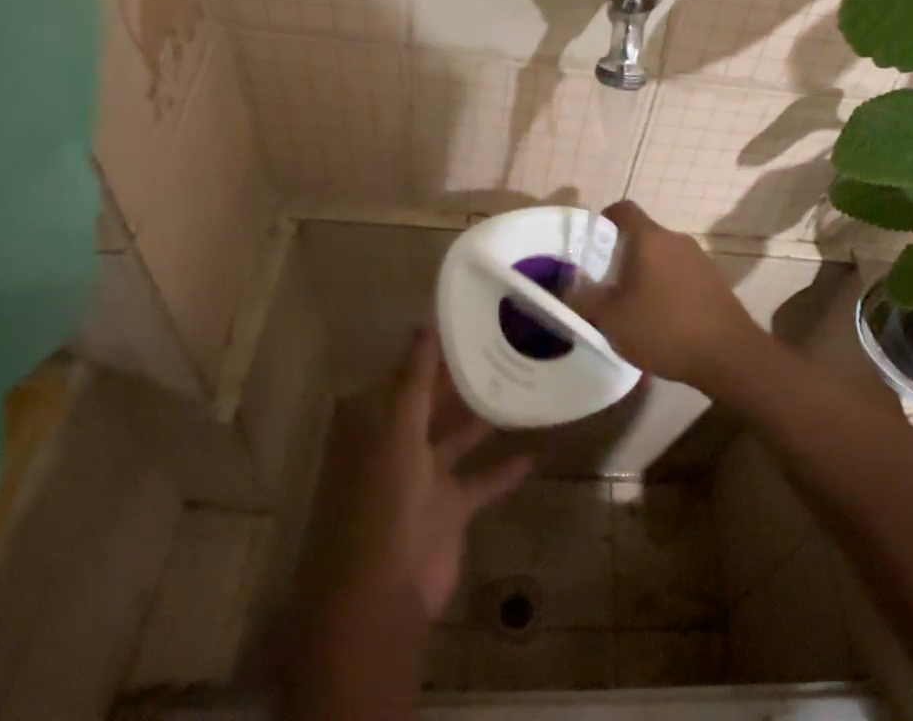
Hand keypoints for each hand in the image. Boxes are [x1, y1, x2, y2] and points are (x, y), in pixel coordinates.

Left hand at [335, 328, 532, 618]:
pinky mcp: (452, 510)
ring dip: (486, 420)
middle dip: (462, 382)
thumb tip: (423, 325)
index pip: (404, 379)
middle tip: (504, 348)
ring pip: (459, 440)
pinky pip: (483, 481)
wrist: (387, 589)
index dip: (428, 353)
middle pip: (433, 407)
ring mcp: (425, 481)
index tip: (464, 323)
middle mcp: (398, 449)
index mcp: (377, 428)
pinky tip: (536, 450)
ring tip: (524, 388)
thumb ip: (413, 383)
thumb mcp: (398, 434)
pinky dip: (505, 469)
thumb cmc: (385, 503)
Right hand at [570, 200, 766, 389]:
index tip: (590, 247)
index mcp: (650, 238)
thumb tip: (569, 288)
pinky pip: (681, 276)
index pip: (623, 210)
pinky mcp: (715, 282)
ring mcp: (701, 260)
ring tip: (632, 309)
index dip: (603, 222)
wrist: (727, 354)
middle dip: (621, 257)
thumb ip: (584, 299)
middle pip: (642, 237)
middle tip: (605, 287)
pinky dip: (667, 289)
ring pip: (662, 258)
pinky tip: (662, 321)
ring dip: (645, 275)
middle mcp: (677, 240)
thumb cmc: (663, 328)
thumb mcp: (610, 318)